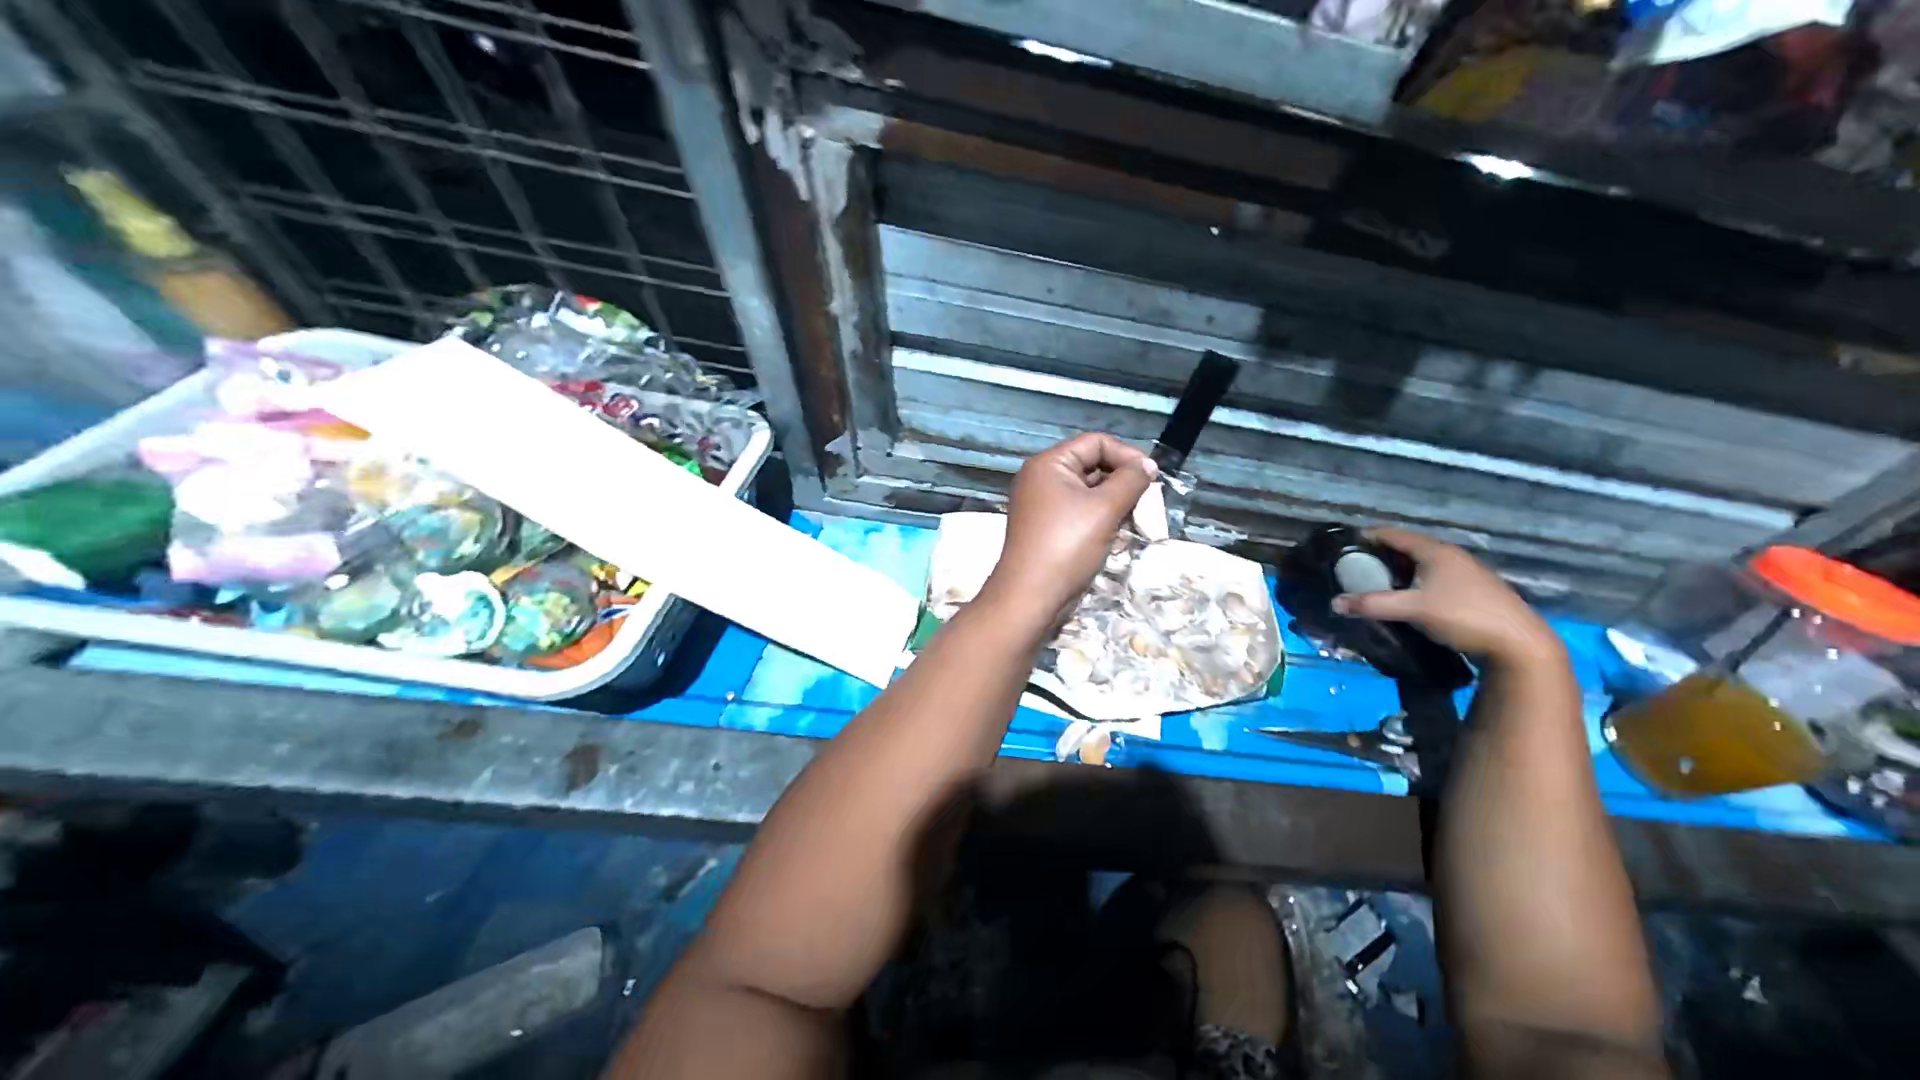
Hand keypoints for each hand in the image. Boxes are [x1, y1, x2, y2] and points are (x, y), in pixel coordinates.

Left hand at [980, 433, 1157, 627]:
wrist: (1030, 596)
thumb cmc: (1066, 545)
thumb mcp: (1105, 509)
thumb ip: (1131, 481)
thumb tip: (1148, 465)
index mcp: (1049, 464)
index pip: (1095, 442)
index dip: (1126, 455)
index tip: (1151, 478)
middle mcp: (1042, 479)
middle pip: (1092, 466)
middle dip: (1122, 483)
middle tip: (1145, 504)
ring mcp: (1042, 504)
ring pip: (1089, 492)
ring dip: (1114, 504)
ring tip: (1132, 523)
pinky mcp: (1047, 528)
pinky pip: (1079, 513)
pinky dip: (1100, 520)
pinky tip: (1114, 538)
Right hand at [1331, 527, 1560, 665]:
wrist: (1520, 644)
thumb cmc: (1463, 616)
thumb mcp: (1412, 610)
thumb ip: (1372, 605)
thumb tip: (1334, 603)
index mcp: (1436, 551)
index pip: (1393, 534)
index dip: (1367, 537)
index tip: (1344, 547)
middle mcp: (1452, 556)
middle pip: (1408, 548)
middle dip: (1380, 556)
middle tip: (1355, 569)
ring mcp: (1467, 573)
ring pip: (1423, 565)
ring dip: (1399, 572)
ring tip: (1376, 585)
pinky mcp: (1475, 591)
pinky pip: (1435, 578)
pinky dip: (1415, 583)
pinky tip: (1408, 599)